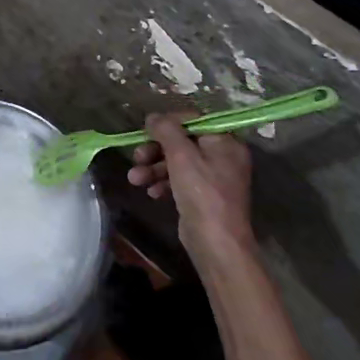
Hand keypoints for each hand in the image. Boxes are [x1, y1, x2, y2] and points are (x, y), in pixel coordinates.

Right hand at [128, 113, 254, 261]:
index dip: (168, 123)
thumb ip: (166, 131)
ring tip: (134, 179)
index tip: (146, 131)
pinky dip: (164, 183)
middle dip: (155, 150)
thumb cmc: (202, 193)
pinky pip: (180, 181)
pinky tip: (150, 192)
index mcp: (224, 142)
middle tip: (136, 157)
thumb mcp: (181, 156)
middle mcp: (222, 156)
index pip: (193, 120)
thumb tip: (153, 117)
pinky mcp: (203, 196)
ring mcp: (213, 178)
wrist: (216, 243)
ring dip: (154, 168)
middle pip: (182, 142)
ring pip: (178, 163)